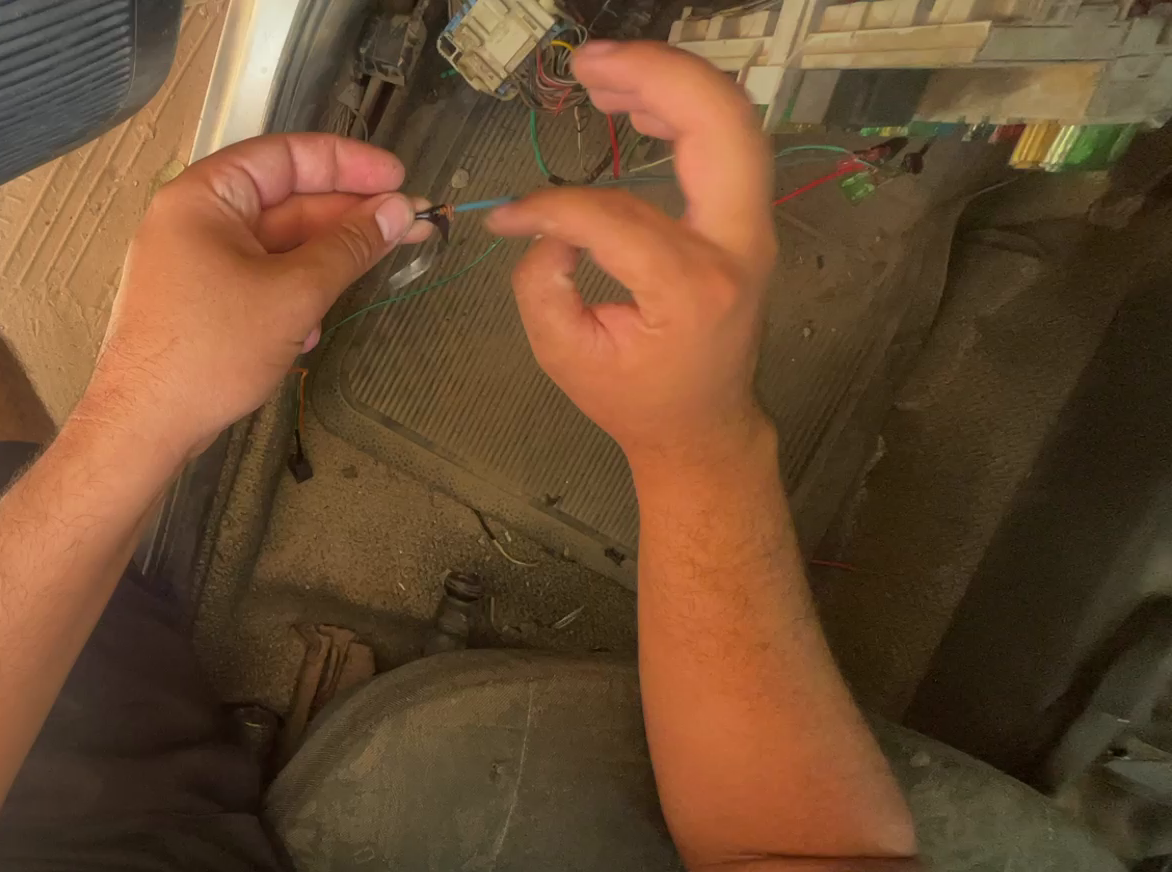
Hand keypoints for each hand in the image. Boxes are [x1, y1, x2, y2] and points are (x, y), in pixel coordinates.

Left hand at [79, 134, 432, 461]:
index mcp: (205, 196)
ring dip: (320, 268)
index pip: (287, 156)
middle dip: (344, 222)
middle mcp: (194, 222)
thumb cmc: (211, 351)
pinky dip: (287, 301)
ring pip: (272, 252)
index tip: (400, 181)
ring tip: (367, 279)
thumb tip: (399, 212)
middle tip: (407, 231)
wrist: (145, 425)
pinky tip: (309, 332)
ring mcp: (191, 268)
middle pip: (284, 205)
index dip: (350, 165)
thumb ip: (348, 248)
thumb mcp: (292, 295)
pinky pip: (253, 287)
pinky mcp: (196, 308)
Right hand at [488, 42, 776, 470]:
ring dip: (669, 84)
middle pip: (717, 123)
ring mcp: (752, 227)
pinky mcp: (744, 221)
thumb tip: (544, 227)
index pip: (611, 216)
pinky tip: (639, 104)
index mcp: (687, 287)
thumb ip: (543, 285)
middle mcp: (736, 244)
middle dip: (652, 77)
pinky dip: (683, 112)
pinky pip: (723, 146)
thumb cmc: (630, 398)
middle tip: (586, 63)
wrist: (699, 422)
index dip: (549, 208)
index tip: (505, 220)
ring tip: (603, 72)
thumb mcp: (564, 356)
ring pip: (731, 122)